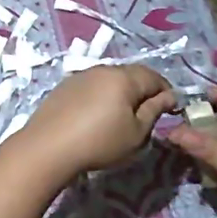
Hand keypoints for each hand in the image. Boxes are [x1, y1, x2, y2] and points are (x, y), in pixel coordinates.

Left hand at [13, 65, 173, 177]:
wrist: (47, 147)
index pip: (153, 76)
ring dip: (119, 93)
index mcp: (122, 77)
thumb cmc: (99, 142)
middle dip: (142, 91)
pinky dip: (99, 97)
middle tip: (145, 115)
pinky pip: (90, 87)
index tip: (169, 110)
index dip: (165, 92)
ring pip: (108, 80)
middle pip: (129, 75)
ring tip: (120, 117)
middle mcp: (100, 70)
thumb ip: (154, 110)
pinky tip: (96, 116)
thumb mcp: (136, 132)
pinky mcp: (62, 87)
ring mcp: (78, 77)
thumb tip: (167, 96)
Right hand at [165, 86, 216, 217]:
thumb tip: (173, 132)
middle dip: (200, 119)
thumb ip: (210, 149)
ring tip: (171, 137)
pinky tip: (179, 153)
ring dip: (194, 139)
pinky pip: (209, 158)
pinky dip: (196, 156)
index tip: (190, 95)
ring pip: (213, 140)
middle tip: (173, 117)